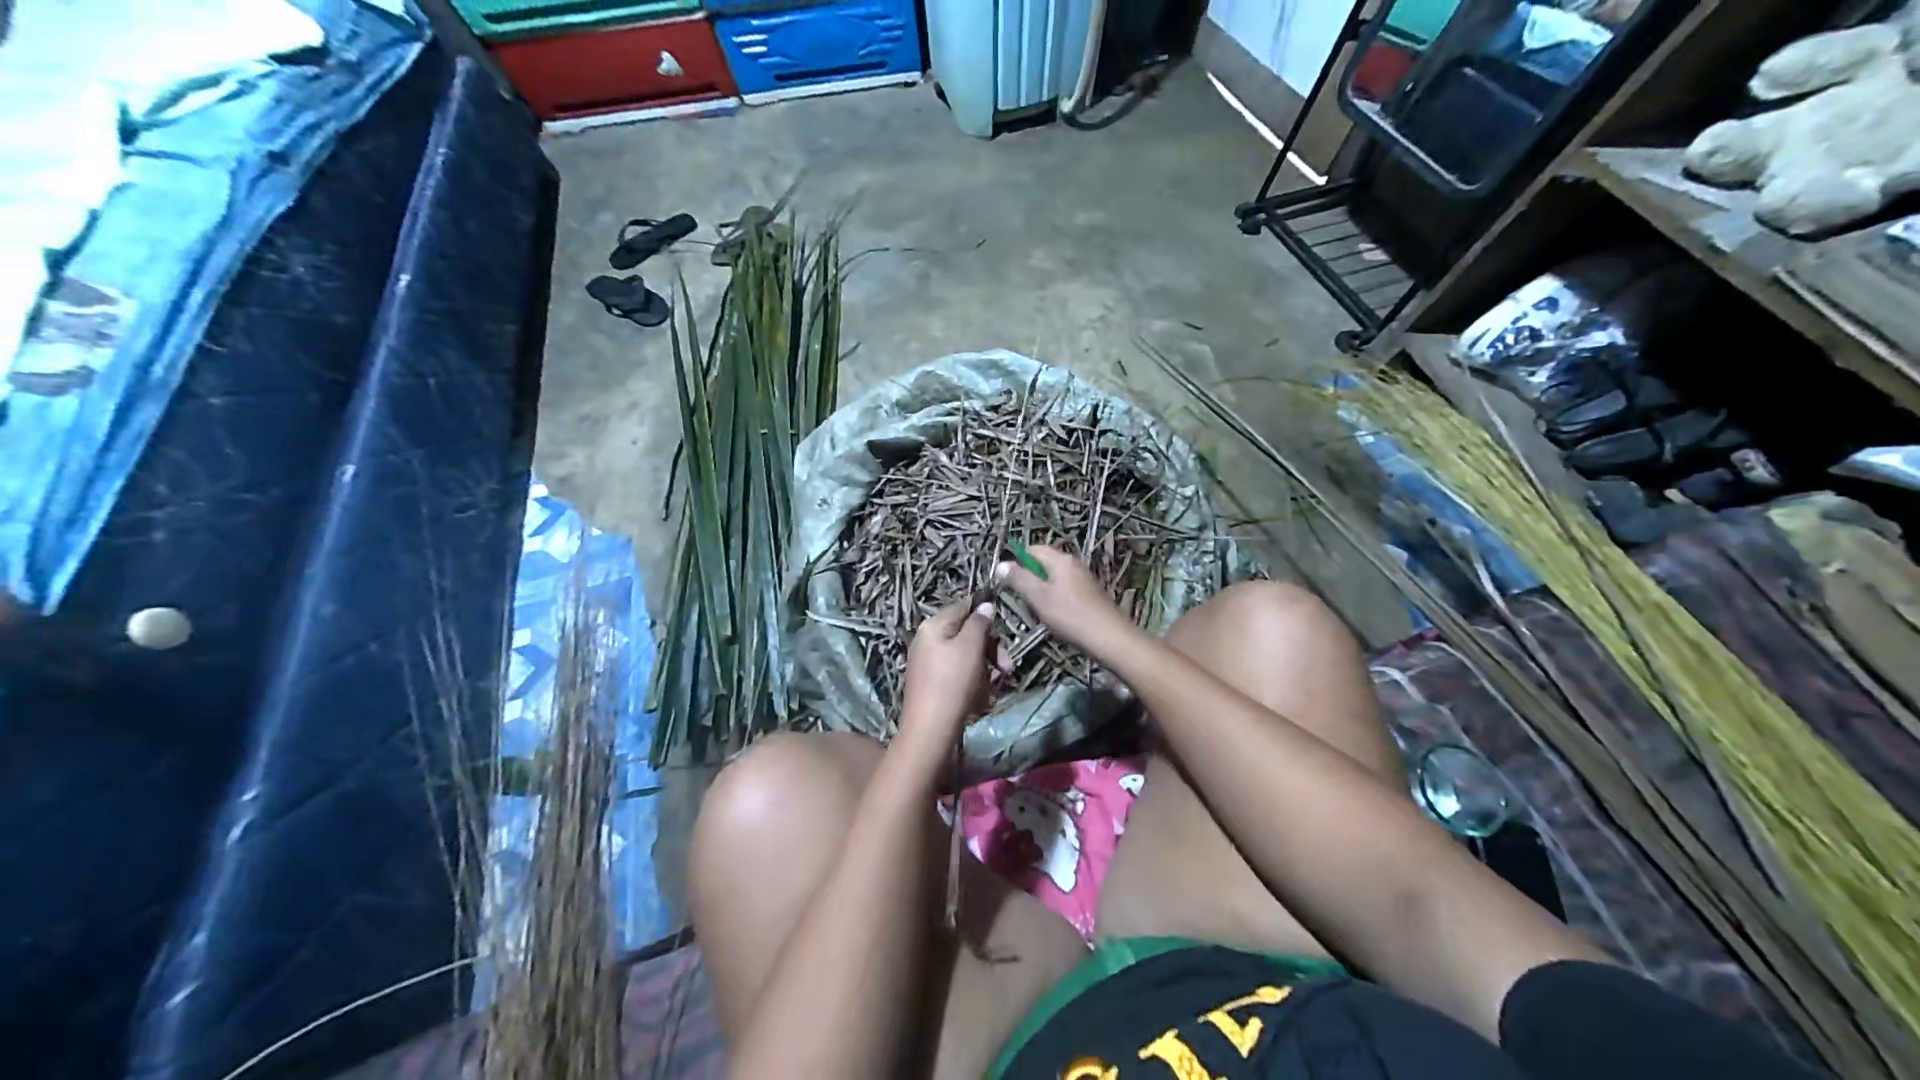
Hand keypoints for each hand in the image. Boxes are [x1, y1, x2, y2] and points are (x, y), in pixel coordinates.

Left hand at [896, 598, 996, 765]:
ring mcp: (929, 663)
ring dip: (985, 668)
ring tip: (994, 686)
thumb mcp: (970, 646)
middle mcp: (927, 640)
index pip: (963, 607)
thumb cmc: (952, 683)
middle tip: (1007, 668)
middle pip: (967, 634)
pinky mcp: (933, 684)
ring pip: (966, 656)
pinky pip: (958, 674)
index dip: (985, 616)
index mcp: (933, 626)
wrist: (930, 730)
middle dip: (990, 649)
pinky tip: (981, 697)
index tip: (1003, 633)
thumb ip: (979, 622)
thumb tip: (985, 605)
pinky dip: (973, 682)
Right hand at [994, 545, 1136, 657]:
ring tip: (1038, 610)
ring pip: (1054, 578)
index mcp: (1061, 559)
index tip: (1010, 582)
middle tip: (1024, 599)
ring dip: (1042, 591)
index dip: (1018, 561)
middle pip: (1044, 563)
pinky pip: (1065, 589)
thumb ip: (1019, 579)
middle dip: (1030, 578)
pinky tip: (1056, 616)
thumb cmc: (1071, 616)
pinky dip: (1056, 599)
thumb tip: (1001, 564)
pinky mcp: (1089, 593)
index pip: (1033, 549)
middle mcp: (1074, 563)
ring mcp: (1083, 578)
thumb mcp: (1039, 598)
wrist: (1110, 637)